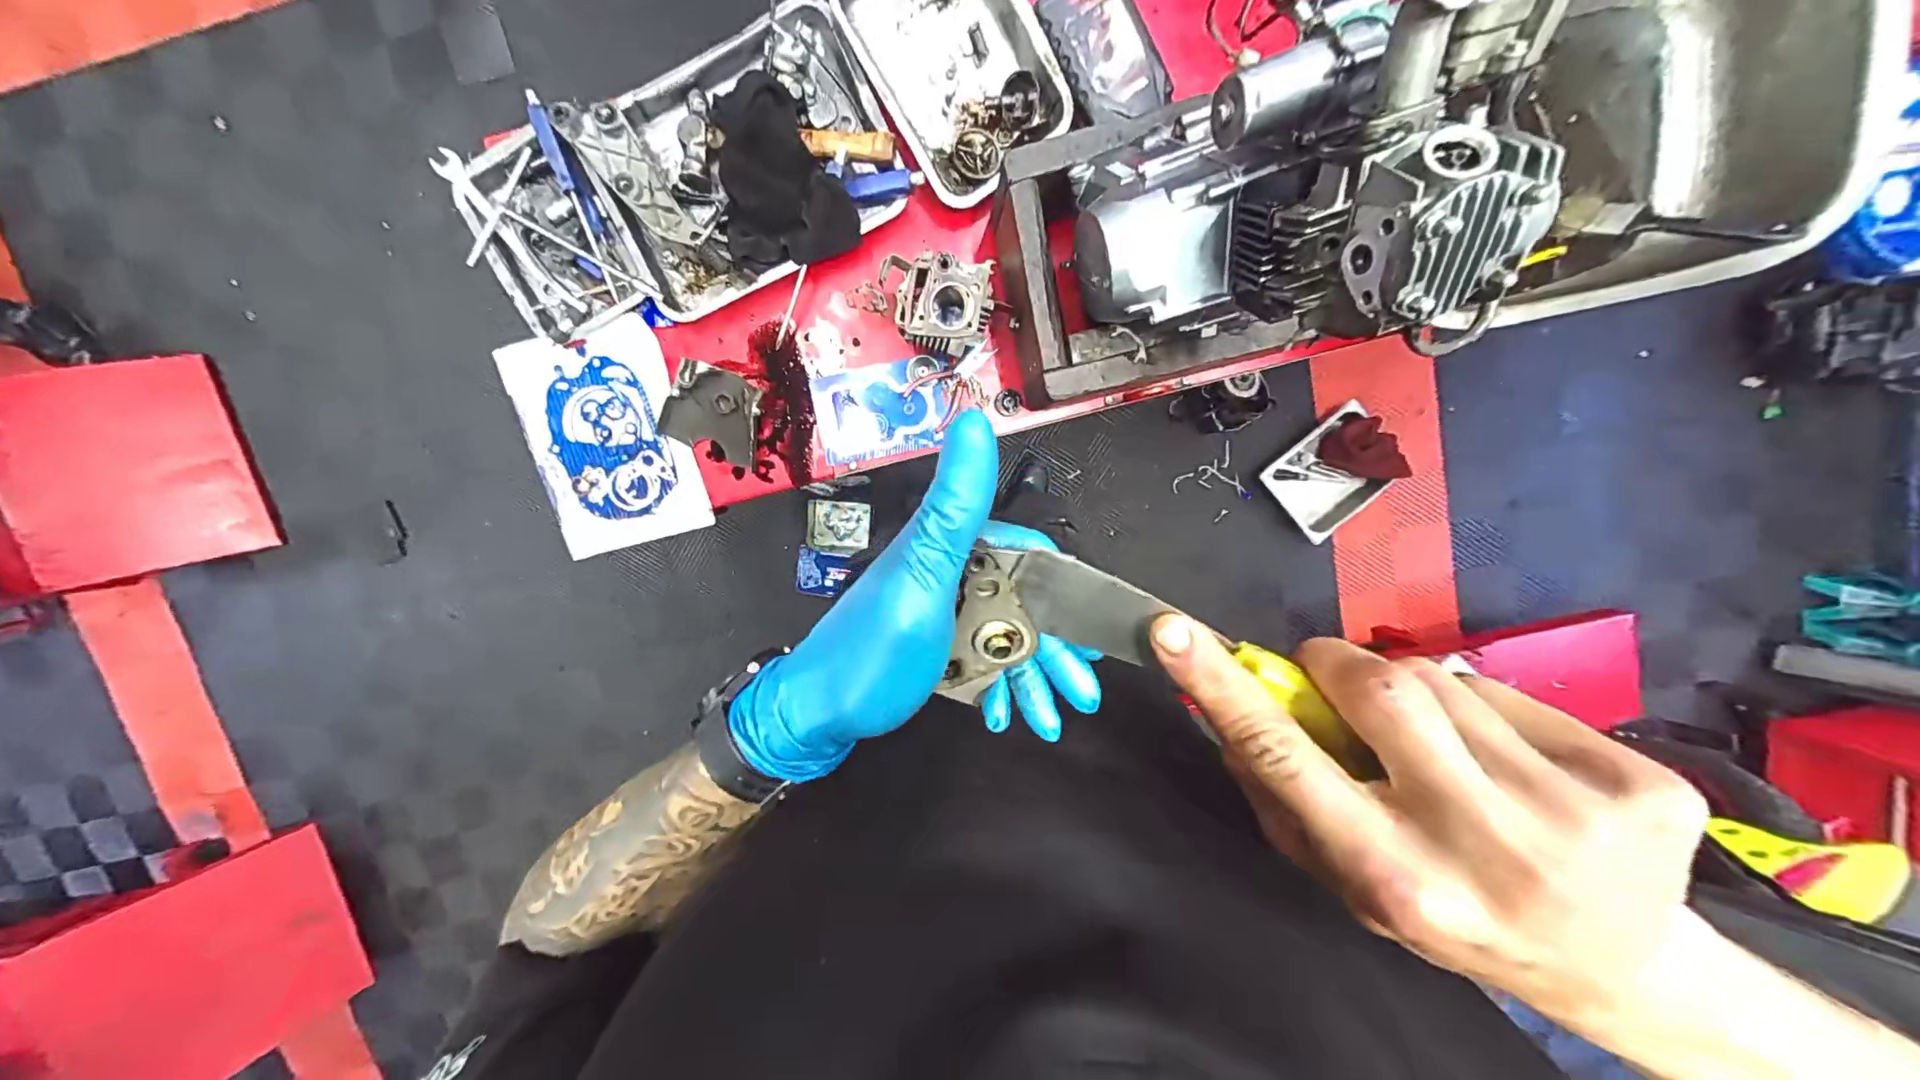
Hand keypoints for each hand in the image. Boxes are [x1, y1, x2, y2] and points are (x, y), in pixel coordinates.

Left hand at [728, 411, 1101, 781]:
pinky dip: (1003, 688)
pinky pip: (986, 662)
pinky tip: (1007, 713)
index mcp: (954, 551)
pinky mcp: (940, 646)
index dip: (1062, 591)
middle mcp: (952, 575)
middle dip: (1055, 650)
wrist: (816, 716)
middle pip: (1026, 605)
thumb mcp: (920, 576)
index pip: (1029, 555)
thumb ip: (954, 508)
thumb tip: (974, 426)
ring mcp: (947, 614)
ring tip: (1049, 715)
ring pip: (1010, 639)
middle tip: (1079, 688)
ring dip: (1034, 678)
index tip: (1086, 626)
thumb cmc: (867, 653)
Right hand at [1150, 620, 1707, 1027]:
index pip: (1285, 757)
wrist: (1622, 967)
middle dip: (1336, 663)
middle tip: (1325, 674)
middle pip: (1379, 688)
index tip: (1173, 629)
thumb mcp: (1347, 879)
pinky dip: (1474, 704)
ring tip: (1430, 741)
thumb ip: (1280, 797)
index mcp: (1394, 874)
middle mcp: (1481, 842)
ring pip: (1441, 680)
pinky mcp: (1641, 781)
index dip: (1222, 685)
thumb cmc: (1448, 917)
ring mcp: (1574, 809)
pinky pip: (1506, 691)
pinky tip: (1499, 758)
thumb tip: (1222, 714)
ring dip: (1408, 691)